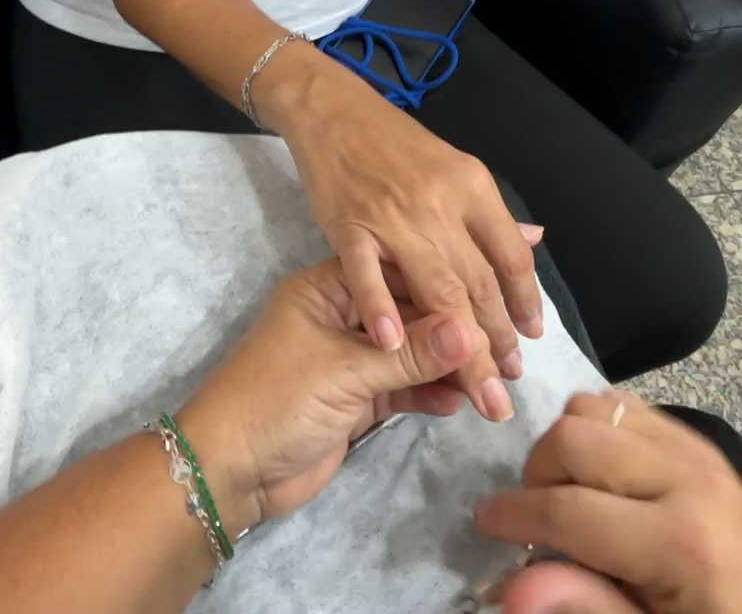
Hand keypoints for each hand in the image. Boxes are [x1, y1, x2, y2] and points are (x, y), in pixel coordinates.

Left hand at [176, 259, 478, 533]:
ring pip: (411, 354)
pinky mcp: (355, 397)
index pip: (400, 272)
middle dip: (455, 330)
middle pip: (410, 314)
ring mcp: (350, 357)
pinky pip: (401, 388)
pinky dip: (428, 394)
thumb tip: (473, 331)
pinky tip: (460, 401)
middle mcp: (343, 315)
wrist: (232, 468)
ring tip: (496, 379)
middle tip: (509, 341)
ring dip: (448, 367)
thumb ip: (411, 353)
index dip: (446, 279)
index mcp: (329, 287)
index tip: (497, 282)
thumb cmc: (278, 398)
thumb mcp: (346, 370)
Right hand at [255, 47, 541, 422]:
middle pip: (478, 286)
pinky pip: (367, 275)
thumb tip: (533, 242)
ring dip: (457, 348)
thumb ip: (487, 212)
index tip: (528, 343)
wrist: (332, 109)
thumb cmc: (393, 141)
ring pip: (434, 291)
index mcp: (471, 186)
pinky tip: (394, 347)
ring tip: (475, 392)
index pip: (509, 257)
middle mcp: (440, 204)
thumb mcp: (452, 166)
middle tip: (506, 393)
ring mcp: (392, 216)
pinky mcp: (348, 225)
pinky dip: (381, 311)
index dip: (523, 305)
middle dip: (495, 345)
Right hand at [474, 394, 741, 613]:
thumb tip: (508, 588)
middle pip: (573, 437)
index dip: (513, 517)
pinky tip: (600, 477)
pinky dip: (596, 429)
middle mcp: (689, 479)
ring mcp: (697, 452)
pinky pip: (623, 404)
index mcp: (684, 543)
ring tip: (568, 496)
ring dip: (565, 446)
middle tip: (537, 520)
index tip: (484, 526)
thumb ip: (589, 610)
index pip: (567, 509)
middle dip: (537, 476)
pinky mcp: (698, 442)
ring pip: (593, 406)